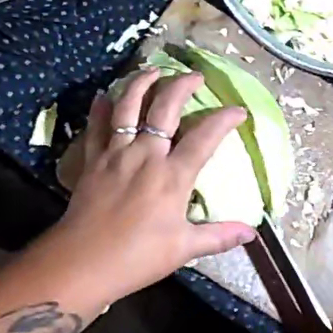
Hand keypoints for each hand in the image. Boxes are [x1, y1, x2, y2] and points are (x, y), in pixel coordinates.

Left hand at [47, 70, 255, 301]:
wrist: (81, 262)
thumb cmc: (137, 257)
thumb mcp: (184, 249)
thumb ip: (218, 236)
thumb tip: (251, 233)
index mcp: (173, 175)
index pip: (205, 137)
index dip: (224, 119)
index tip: (238, 111)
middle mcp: (146, 155)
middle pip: (165, 108)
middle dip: (182, 85)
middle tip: (195, 76)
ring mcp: (116, 153)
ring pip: (127, 107)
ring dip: (141, 83)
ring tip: (153, 70)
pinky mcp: (92, 160)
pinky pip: (96, 127)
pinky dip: (100, 109)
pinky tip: (103, 96)